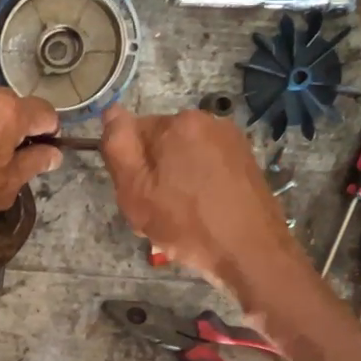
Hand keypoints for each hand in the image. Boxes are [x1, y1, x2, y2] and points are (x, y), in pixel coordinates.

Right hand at [98, 105, 307, 295]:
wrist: (250, 250)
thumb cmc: (186, 223)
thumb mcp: (135, 190)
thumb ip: (118, 147)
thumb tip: (110, 110)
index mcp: (176, 124)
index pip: (132, 133)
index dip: (128, 166)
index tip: (137, 193)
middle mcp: (207, 120)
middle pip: (159, 144)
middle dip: (152, 172)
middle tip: (156, 209)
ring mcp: (230, 139)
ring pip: (182, 156)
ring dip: (174, 180)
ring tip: (181, 214)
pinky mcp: (245, 159)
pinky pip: (206, 165)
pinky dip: (197, 184)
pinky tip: (202, 211)